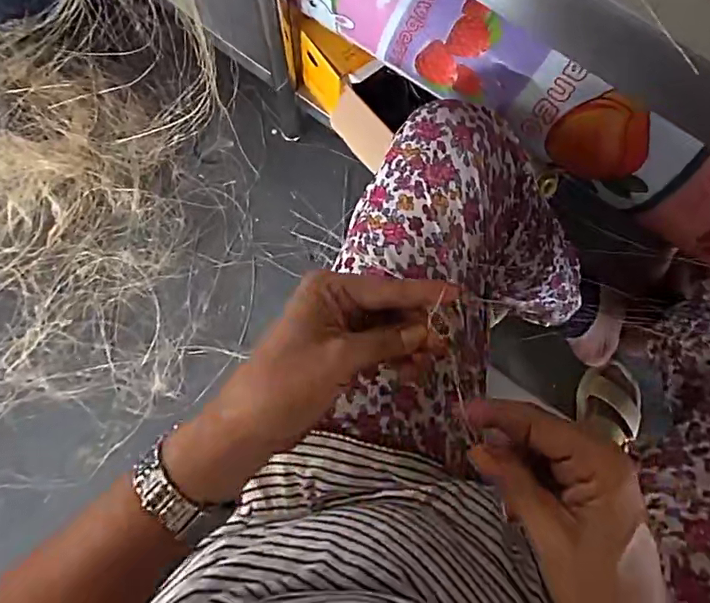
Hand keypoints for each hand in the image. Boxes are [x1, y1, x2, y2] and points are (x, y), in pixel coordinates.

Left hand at [163, 271, 458, 502]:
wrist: (251, 422)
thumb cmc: (290, 381)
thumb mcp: (340, 358)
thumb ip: (384, 343)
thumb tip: (425, 331)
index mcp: (328, 288)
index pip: (384, 288)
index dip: (422, 293)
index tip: (458, 293)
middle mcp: (332, 299)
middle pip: (385, 306)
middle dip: (415, 323)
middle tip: (445, 344)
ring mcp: (335, 326)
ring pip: (383, 328)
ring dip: (407, 344)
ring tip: (429, 362)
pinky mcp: (336, 351)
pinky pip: (373, 346)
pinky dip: (392, 356)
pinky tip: (410, 370)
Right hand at [466, 398, 647, 602]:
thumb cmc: (598, 588)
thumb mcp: (549, 534)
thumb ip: (513, 482)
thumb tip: (479, 448)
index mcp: (602, 463)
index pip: (540, 423)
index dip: (498, 413)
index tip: (464, 410)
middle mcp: (607, 459)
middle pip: (543, 432)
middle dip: (506, 438)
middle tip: (473, 444)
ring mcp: (606, 474)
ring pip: (546, 450)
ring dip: (517, 460)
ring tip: (491, 473)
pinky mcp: (599, 491)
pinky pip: (556, 468)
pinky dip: (531, 475)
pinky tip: (513, 490)